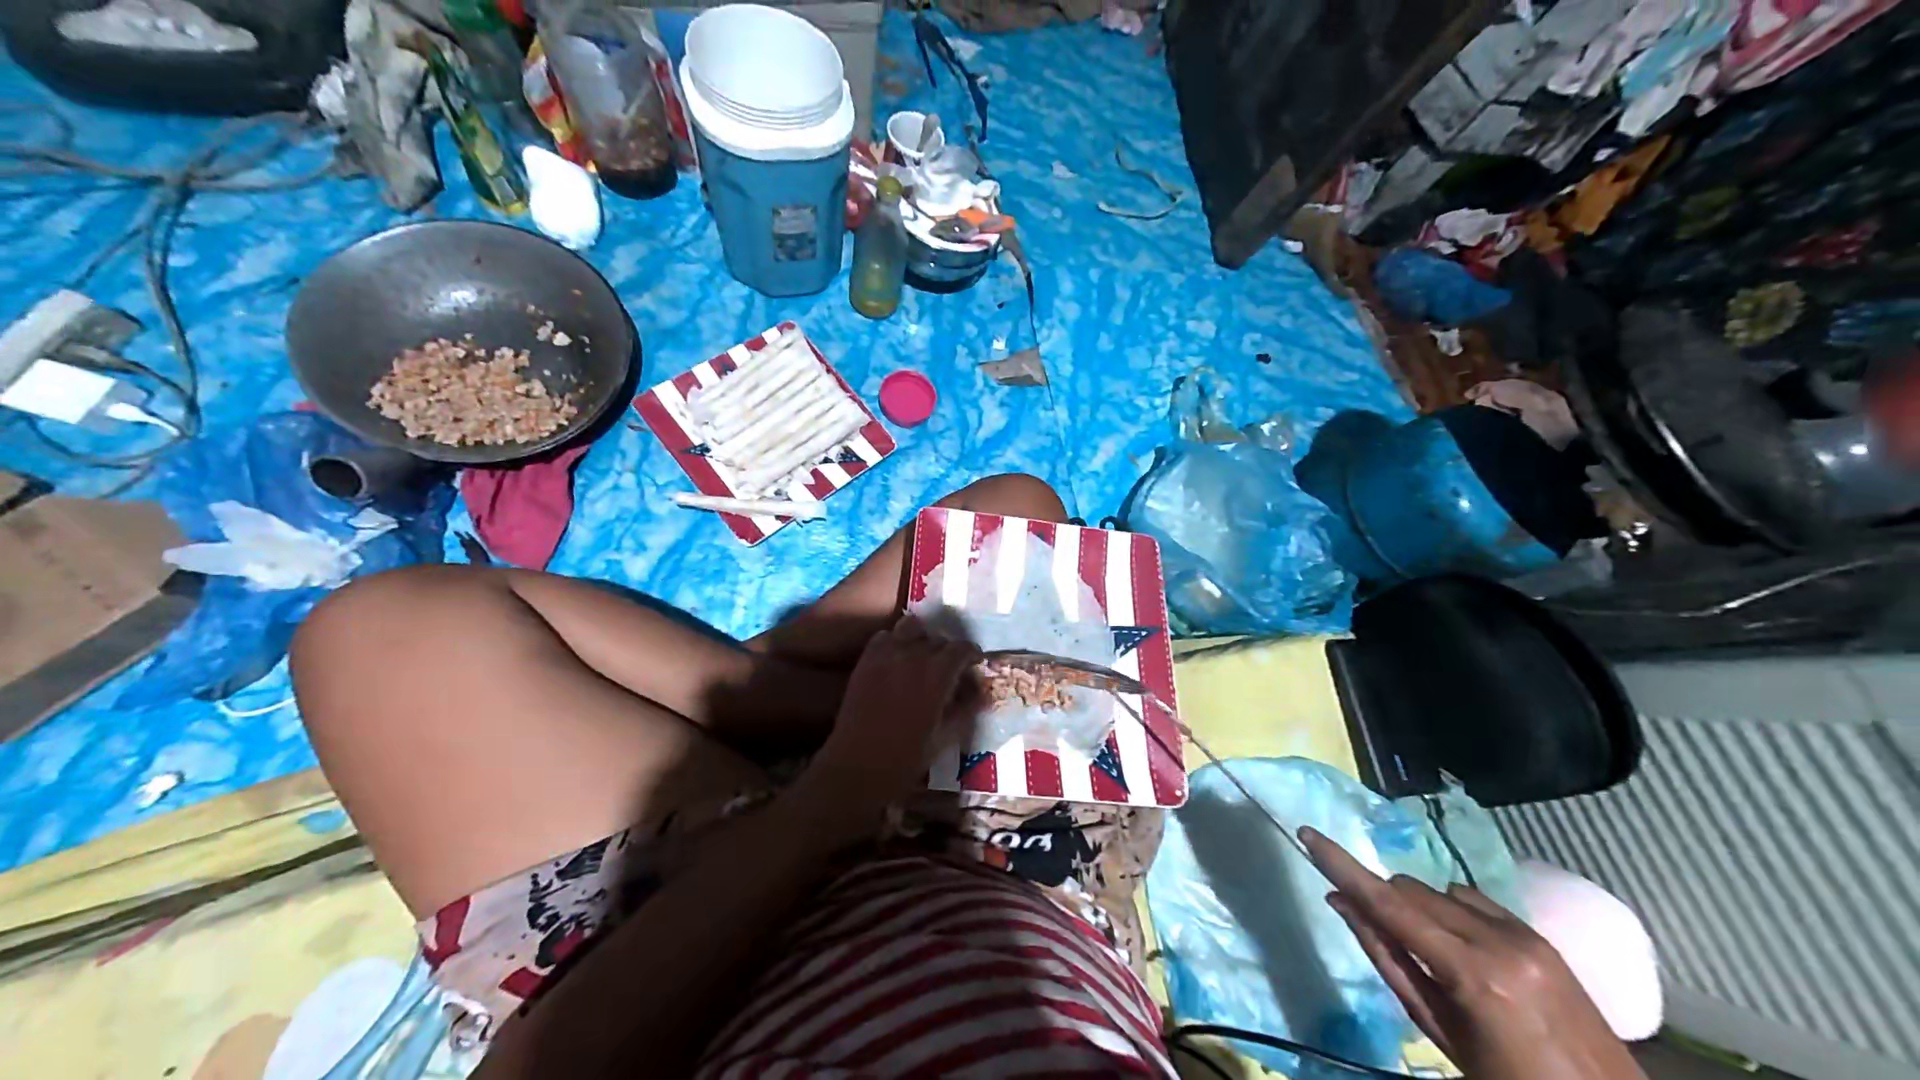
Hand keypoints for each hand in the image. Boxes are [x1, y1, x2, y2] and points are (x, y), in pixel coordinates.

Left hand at [801, 615, 980, 811]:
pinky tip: (897, 660)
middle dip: (948, 651)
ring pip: (911, 628)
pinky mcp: (866, 660)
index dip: (972, 654)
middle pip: (938, 639)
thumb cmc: (906, 758)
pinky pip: (884, 637)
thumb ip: (966, 709)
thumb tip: (982, 693)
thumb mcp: (946, 737)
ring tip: (922, 657)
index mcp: (937, 674)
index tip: (974, 664)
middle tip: (950, 669)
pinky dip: (895, 642)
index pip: (962, 648)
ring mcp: (886, 655)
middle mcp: (913, 655)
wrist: (857, 766)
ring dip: (921, 639)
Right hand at [1301, 827, 1645, 1079]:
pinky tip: (1464, 946)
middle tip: (1382, 937)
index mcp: (1471, 973)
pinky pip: (1472, 898)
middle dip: (1385, 903)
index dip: (1343, 866)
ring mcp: (1525, 933)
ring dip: (1419, 908)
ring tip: (1433, 953)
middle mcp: (1498, 940)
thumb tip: (1341, 902)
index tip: (1309, 834)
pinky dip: (1452, 911)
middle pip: (1410, 891)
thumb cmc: (1505, 1079)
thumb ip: (1387, 959)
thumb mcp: (1439, 1029)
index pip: (1388, 904)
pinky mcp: (1540, 932)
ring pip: (1438, 890)